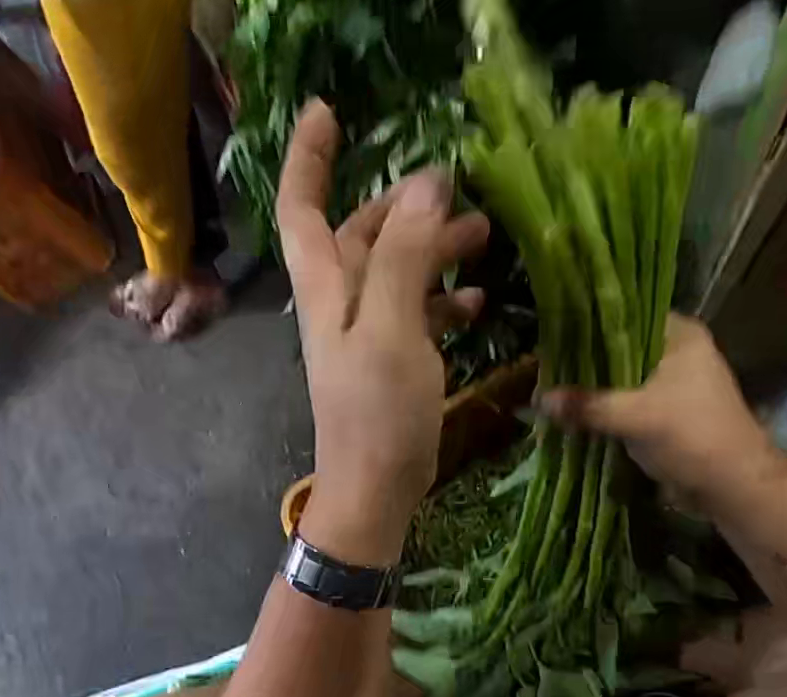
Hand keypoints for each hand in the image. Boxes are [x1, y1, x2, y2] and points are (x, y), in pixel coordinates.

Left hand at [277, 99, 489, 564]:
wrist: (375, 492)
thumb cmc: (377, 415)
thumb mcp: (392, 330)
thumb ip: (405, 258)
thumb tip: (426, 185)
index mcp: (327, 291)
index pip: (302, 209)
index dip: (309, 159)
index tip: (329, 112)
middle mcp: (340, 307)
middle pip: (364, 238)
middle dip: (405, 209)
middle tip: (461, 194)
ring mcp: (366, 338)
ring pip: (396, 275)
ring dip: (433, 252)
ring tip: (484, 241)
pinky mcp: (390, 366)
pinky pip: (414, 318)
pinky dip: (442, 303)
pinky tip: (476, 305)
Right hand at [539, 315, 779, 513]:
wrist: (732, 486)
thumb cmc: (691, 436)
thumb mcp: (634, 417)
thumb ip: (587, 405)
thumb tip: (538, 399)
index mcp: (679, 336)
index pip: (625, 317)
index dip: (587, 328)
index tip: (552, 341)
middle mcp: (675, 354)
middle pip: (617, 351)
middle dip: (583, 366)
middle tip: (544, 373)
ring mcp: (670, 385)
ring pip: (619, 381)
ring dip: (590, 392)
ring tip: (551, 393)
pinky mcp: (663, 414)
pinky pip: (624, 405)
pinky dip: (601, 412)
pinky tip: (571, 416)